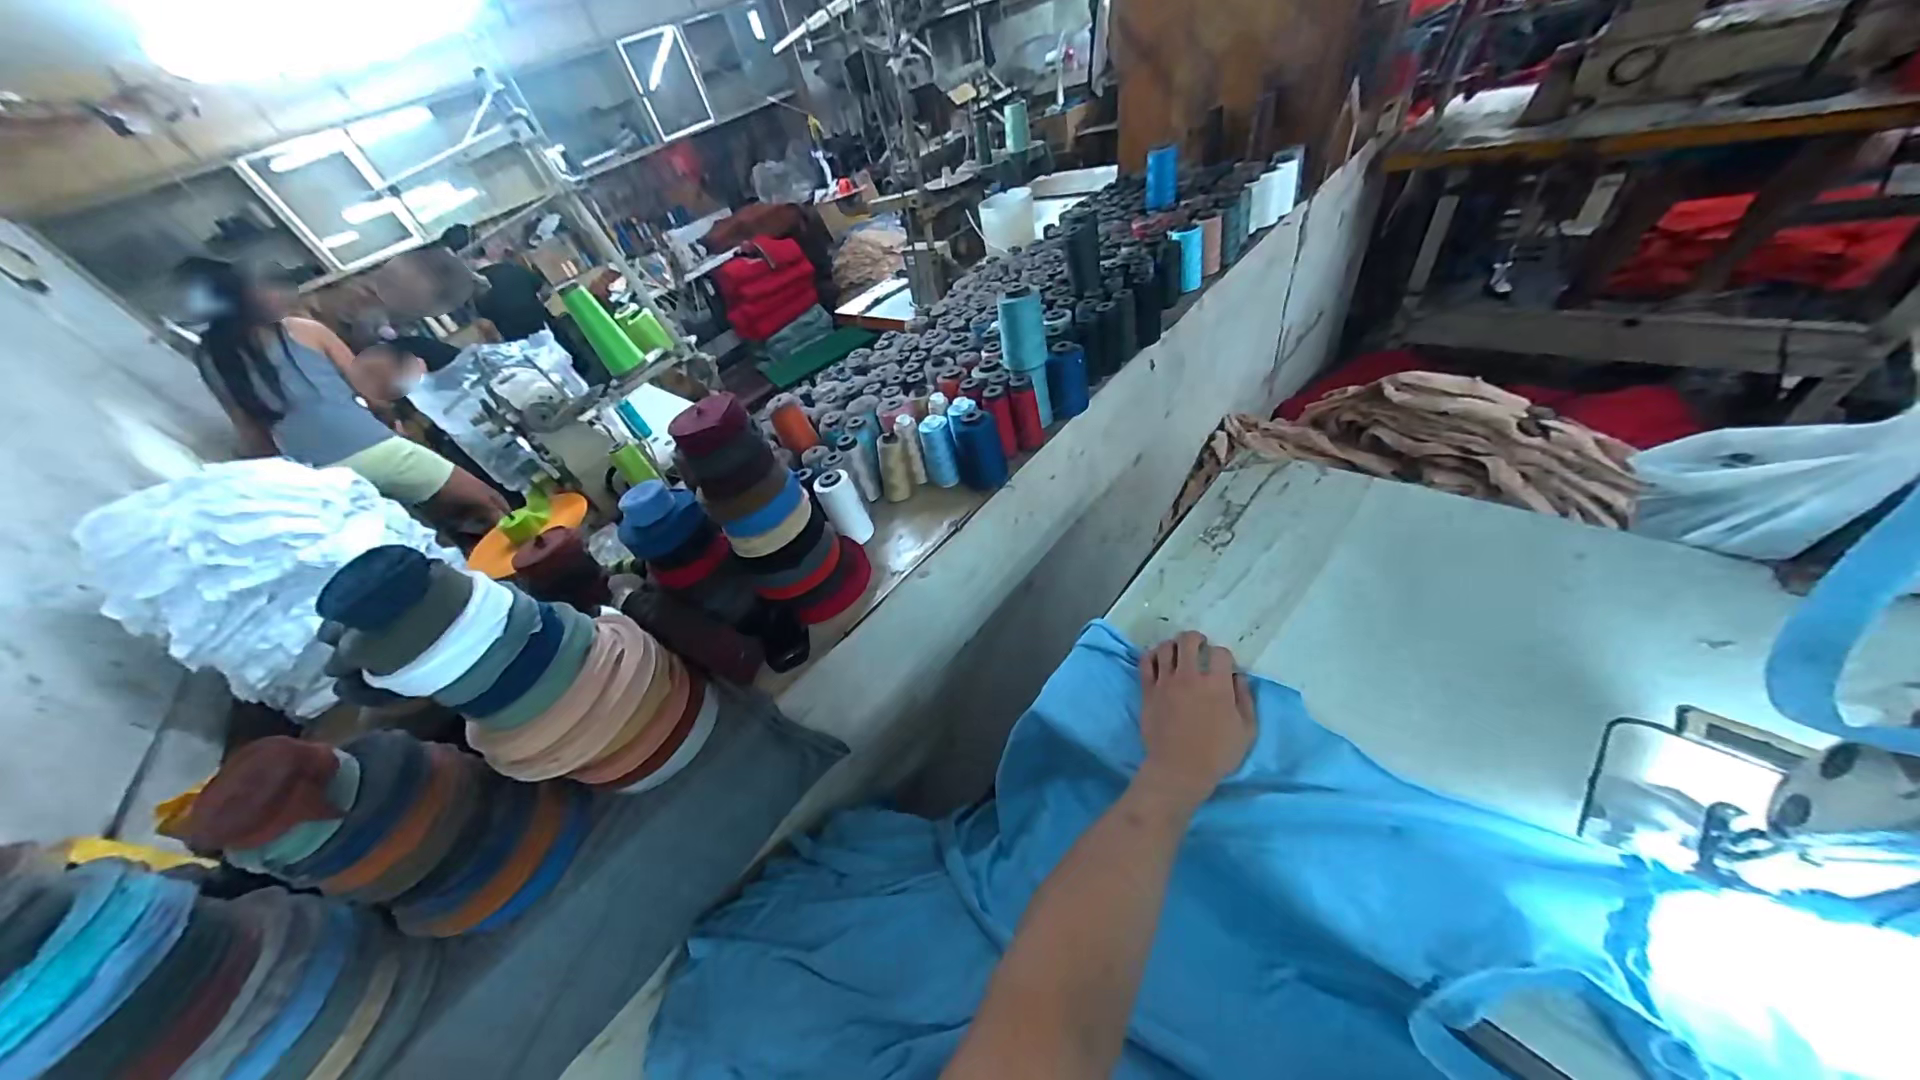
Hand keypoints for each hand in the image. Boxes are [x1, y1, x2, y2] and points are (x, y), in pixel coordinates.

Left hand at [1135, 631, 1255, 807]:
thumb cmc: (1217, 753)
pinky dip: (1152, 655)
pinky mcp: (1147, 690)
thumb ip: (1245, 699)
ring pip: (1165, 648)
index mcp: (1216, 684)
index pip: (1220, 653)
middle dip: (1196, 639)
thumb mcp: (1246, 730)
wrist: (1179, 768)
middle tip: (1199, 646)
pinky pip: (1146, 662)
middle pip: (1189, 641)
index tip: (1223, 665)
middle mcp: (1189, 676)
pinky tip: (1158, 659)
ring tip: (1178, 652)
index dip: (1223, 656)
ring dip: (1174, 645)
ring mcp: (1165, 682)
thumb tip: (1239, 677)